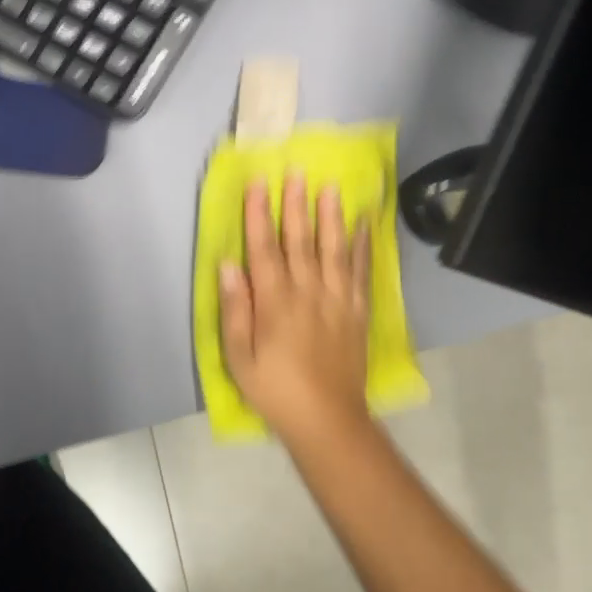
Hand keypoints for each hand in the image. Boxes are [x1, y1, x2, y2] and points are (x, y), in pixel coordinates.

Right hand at [219, 173, 371, 439]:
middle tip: (297, 172)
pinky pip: (360, 272)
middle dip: (297, 205)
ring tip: (330, 187)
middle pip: (301, 241)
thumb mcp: (239, 355)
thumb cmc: (273, 389)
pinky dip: (362, 247)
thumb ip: (236, 308)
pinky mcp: (357, 312)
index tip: (258, 184)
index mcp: (275, 302)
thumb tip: (228, 265)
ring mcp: (337, 301)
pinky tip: (363, 226)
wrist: (327, 420)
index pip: (264, 249)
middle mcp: (308, 293)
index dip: (259, 215)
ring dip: (331, 216)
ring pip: (334, 249)